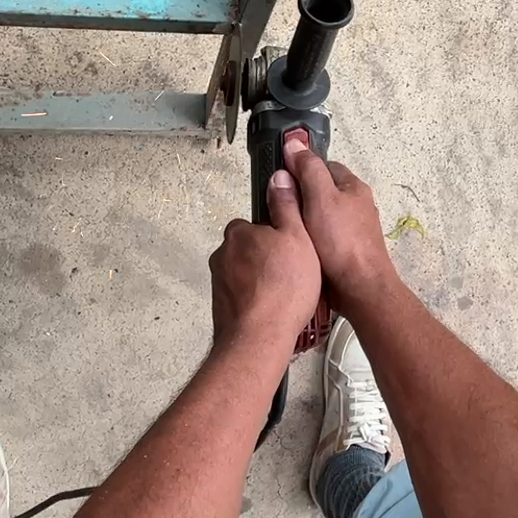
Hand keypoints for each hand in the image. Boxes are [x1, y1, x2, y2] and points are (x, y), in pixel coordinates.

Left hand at [208, 166, 321, 355]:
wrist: (259, 339)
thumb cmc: (283, 289)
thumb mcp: (298, 238)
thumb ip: (286, 206)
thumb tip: (279, 178)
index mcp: (238, 234)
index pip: (254, 225)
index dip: (275, 235)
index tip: (290, 248)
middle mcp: (222, 256)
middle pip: (249, 250)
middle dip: (266, 259)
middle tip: (292, 272)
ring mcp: (219, 284)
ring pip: (245, 275)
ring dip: (261, 282)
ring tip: (287, 296)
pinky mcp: (221, 308)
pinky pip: (242, 298)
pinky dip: (255, 302)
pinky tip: (274, 311)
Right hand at [280, 130, 397, 308]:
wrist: (360, 289)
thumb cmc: (342, 242)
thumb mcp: (321, 198)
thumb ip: (307, 169)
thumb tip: (294, 144)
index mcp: (353, 187)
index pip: (322, 166)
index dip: (300, 169)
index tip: (279, 178)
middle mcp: (354, 206)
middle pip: (319, 191)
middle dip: (298, 197)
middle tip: (278, 206)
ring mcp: (350, 230)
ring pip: (318, 216)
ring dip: (301, 220)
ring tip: (284, 228)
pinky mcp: (344, 251)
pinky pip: (321, 237)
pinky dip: (308, 239)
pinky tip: (296, 246)